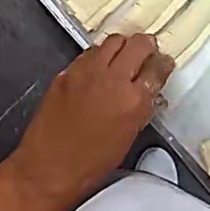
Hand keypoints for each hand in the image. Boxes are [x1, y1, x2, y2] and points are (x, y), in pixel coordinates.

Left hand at [2, 34, 173, 210]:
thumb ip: (141, 107)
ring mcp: (88, 72)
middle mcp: (113, 80)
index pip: (157, 68)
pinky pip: (90, 52)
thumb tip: (147, 91)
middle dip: (146, 46)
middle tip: (146, 52)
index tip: (162, 63)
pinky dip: (99, 55)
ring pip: (114, 40)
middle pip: (139, 44)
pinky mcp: (68, 72)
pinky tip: (98, 67)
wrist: (47, 170)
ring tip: (122, 55)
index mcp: (134, 100)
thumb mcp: (128, 137)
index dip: (163, 64)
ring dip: (123, 46)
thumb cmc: (89, 164)